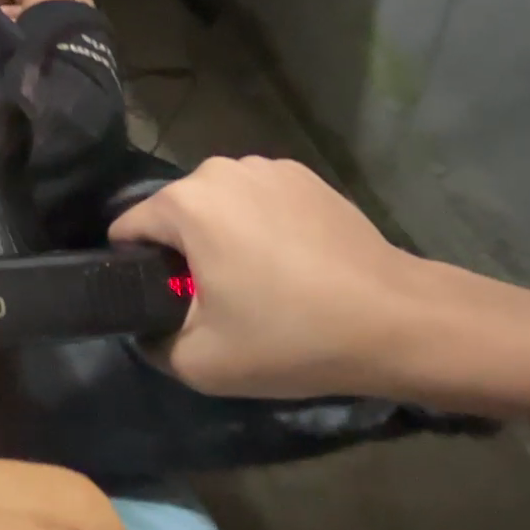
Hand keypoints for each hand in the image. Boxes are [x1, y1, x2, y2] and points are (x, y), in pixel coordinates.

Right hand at [109, 156, 441, 398]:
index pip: (128, 228)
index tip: (166, 302)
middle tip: (218, 299)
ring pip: (215, 204)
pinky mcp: (303, 174)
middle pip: (173, 214)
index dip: (134, 269)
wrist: (402, 323)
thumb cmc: (292, 335)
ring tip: (258, 278)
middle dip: (182, 251)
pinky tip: (292, 260)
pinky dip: (260, 223)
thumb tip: (144, 328)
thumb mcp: (202, 362)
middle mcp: (216, 170)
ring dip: (220, 234)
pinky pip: (256, 199)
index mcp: (184, 202)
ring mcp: (264, 167)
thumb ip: (151, 343)